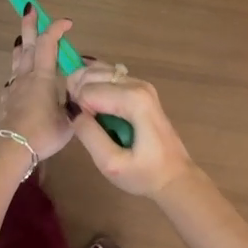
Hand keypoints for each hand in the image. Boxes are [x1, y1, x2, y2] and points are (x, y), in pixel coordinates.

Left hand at [0, 10, 76, 159]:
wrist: (10, 149)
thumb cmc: (42, 133)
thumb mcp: (69, 121)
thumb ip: (75, 105)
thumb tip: (80, 96)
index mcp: (42, 77)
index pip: (49, 44)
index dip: (57, 29)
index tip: (68, 22)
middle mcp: (26, 77)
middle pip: (27, 44)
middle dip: (30, 25)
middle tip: (30, 8)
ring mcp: (13, 88)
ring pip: (17, 60)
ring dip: (22, 45)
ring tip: (22, 39)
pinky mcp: (7, 101)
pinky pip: (13, 79)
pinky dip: (19, 71)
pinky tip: (21, 80)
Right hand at [66, 61, 193, 196]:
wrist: (175, 177)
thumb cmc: (144, 174)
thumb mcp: (111, 164)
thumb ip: (89, 135)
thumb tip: (73, 111)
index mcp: (134, 100)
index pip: (87, 91)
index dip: (79, 110)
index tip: (84, 131)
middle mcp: (138, 84)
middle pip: (91, 74)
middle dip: (78, 94)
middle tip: (82, 122)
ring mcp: (140, 83)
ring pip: (97, 71)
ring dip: (84, 88)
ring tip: (86, 115)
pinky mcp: (139, 88)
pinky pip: (107, 76)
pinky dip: (94, 85)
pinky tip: (93, 105)